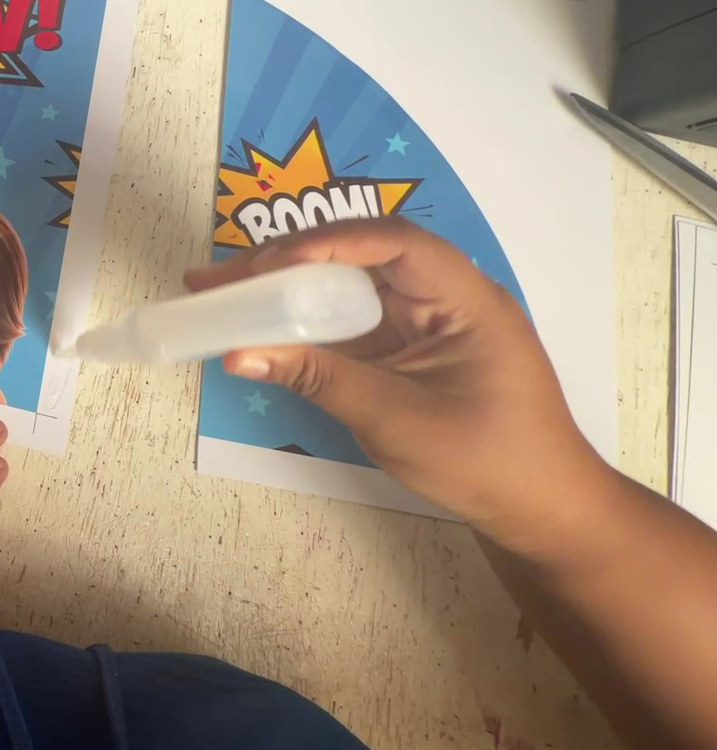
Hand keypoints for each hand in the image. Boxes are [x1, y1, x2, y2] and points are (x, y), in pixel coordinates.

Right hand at [185, 217, 613, 542]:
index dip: (331, 242)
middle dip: (282, 259)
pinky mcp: (389, 337)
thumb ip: (317, 379)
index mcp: (465, 302)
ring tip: (215, 289)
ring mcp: (412, 315)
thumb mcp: (395, 420)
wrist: (534, 506)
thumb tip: (235, 353)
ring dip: (275, 281)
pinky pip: (332, 310)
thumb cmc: (486, 461)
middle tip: (219, 277)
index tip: (270, 264)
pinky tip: (245, 315)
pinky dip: (286, 310)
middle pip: (353, 252)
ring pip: (336, 278)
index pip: (398, 243)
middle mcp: (438, 295)